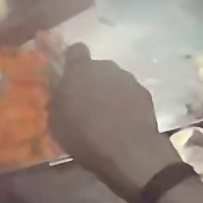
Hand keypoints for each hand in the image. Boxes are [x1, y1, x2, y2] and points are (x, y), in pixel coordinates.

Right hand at [49, 43, 177, 197]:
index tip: (71, 77)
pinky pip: (131, 95)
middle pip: (98, 68)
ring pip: (116, 81)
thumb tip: (61, 95)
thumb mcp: (57, 123)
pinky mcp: (145, 95)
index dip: (73, 62)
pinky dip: (128, 105)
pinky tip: (125, 123)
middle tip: (89, 105)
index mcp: (80, 70)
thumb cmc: (85, 136)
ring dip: (111, 94)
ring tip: (109, 118)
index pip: (75, 51)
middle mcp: (107, 68)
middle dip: (93, 82)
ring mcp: (129, 80)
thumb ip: (59, 102)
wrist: (128, 151)